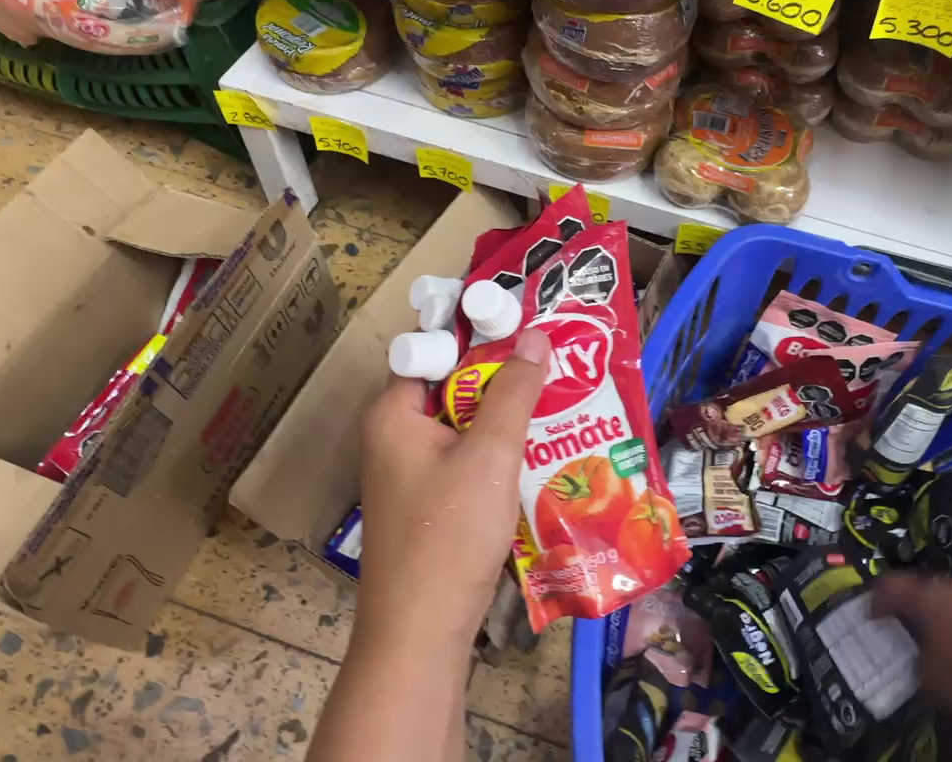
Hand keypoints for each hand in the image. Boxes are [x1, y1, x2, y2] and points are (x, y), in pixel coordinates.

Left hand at [355, 329, 548, 658]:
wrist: (421, 634)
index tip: (524, 317)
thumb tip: (535, 336)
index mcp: (393, 412)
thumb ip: (513, 392)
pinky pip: (465, 456)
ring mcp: (410, 470)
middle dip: (501, 373)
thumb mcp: (489, 455)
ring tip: (558, 392)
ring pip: (463, 422)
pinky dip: (497, 447)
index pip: (433, 347)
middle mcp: (394, 434)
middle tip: (552, 355)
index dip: (476, 329)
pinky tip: (539, 446)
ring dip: (504, 412)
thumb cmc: (449, 535)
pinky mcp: (428, 500)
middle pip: (451, 384)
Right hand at [871, 573, 951, 714]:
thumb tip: (918, 665)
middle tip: (906, 625)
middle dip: (915, 607)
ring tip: (943, 641)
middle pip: (926, 590)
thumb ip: (920, 668)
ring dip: (946, 616)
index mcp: (928, 598)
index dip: (879, 598)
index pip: (893, 586)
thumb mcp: (937, 681)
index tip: (871, 613)